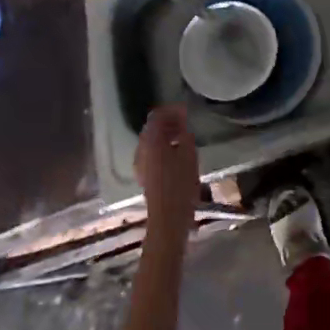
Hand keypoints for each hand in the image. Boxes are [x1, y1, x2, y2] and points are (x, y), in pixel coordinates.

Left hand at [136, 105, 199, 235]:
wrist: (167, 219)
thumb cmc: (180, 185)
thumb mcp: (189, 155)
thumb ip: (185, 136)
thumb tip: (183, 126)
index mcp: (151, 140)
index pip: (157, 116)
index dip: (171, 110)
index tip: (185, 110)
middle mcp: (141, 148)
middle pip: (152, 128)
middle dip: (168, 122)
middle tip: (185, 121)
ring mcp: (140, 163)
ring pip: (152, 141)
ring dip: (166, 135)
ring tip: (184, 136)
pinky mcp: (144, 175)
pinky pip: (152, 153)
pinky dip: (163, 147)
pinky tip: (176, 154)